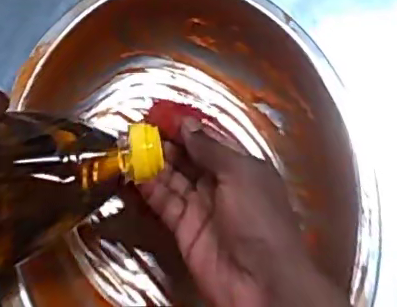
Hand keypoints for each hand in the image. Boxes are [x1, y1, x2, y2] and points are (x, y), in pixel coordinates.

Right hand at [137, 121, 345, 306]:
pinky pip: (165, 203)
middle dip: (166, 141)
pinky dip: (150, 188)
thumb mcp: (239, 173)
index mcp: (239, 165)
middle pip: (188, 156)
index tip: (161, 112)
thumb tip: (187, 123)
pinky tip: (135, 173)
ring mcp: (201, 206)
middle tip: (141, 128)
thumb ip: (209, 148)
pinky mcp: (185, 229)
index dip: (186, 125)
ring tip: (133, 146)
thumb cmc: (259, 217)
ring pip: (174, 177)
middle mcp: (219, 182)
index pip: (208, 138)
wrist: (263, 284)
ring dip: (155, 161)